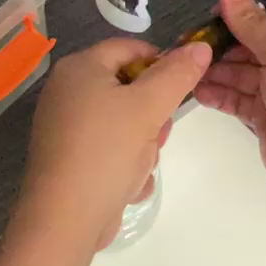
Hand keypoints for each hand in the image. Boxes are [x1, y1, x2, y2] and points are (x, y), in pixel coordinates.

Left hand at [19, 38, 211, 252]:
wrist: (64, 219)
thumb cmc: (106, 151)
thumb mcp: (149, 107)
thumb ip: (178, 74)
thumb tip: (201, 46)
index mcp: (80, 68)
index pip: (131, 48)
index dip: (161, 64)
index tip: (180, 91)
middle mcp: (67, 91)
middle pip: (129, 88)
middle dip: (152, 115)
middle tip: (158, 136)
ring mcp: (65, 127)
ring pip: (124, 123)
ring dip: (143, 145)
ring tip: (141, 165)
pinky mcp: (69, 158)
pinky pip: (109, 149)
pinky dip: (124, 164)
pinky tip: (128, 184)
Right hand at [193, 0, 265, 198]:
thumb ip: (252, 22)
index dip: (243, 14)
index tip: (210, 17)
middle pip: (254, 44)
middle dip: (224, 44)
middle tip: (188, 46)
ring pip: (243, 73)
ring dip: (216, 70)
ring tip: (186, 69)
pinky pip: (239, 100)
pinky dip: (220, 94)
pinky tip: (197, 91)